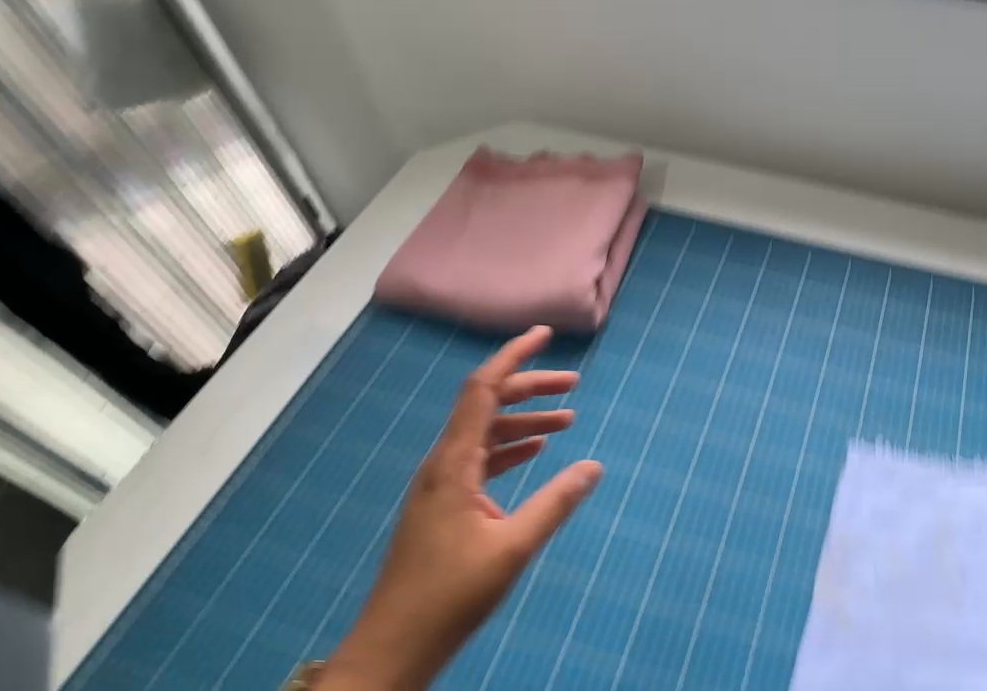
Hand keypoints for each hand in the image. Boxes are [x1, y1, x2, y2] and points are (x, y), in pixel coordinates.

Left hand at [318, 327, 602, 690]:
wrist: (391, 650)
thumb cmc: (450, 597)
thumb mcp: (513, 549)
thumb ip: (556, 503)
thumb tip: (595, 466)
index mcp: (453, 463)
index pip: (483, 389)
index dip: (513, 356)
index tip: (544, 335)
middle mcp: (443, 463)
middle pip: (486, 405)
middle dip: (529, 388)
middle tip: (574, 383)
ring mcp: (439, 485)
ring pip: (484, 433)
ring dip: (524, 421)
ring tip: (567, 421)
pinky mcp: (442, 506)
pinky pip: (479, 460)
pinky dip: (509, 448)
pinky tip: (534, 452)